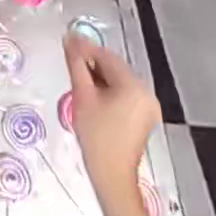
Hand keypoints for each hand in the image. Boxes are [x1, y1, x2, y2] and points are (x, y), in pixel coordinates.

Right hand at [63, 34, 161, 215]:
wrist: (111, 174)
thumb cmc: (95, 136)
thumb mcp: (82, 96)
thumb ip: (76, 65)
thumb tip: (70, 41)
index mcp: (134, 86)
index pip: (106, 57)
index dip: (86, 49)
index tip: (67, 42)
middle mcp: (146, 93)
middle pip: (115, 69)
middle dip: (92, 64)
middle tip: (70, 64)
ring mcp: (148, 106)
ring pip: (119, 82)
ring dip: (99, 78)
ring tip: (79, 83)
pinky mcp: (144, 117)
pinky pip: (125, 95)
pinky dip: (109, 92)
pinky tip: (94, 98)